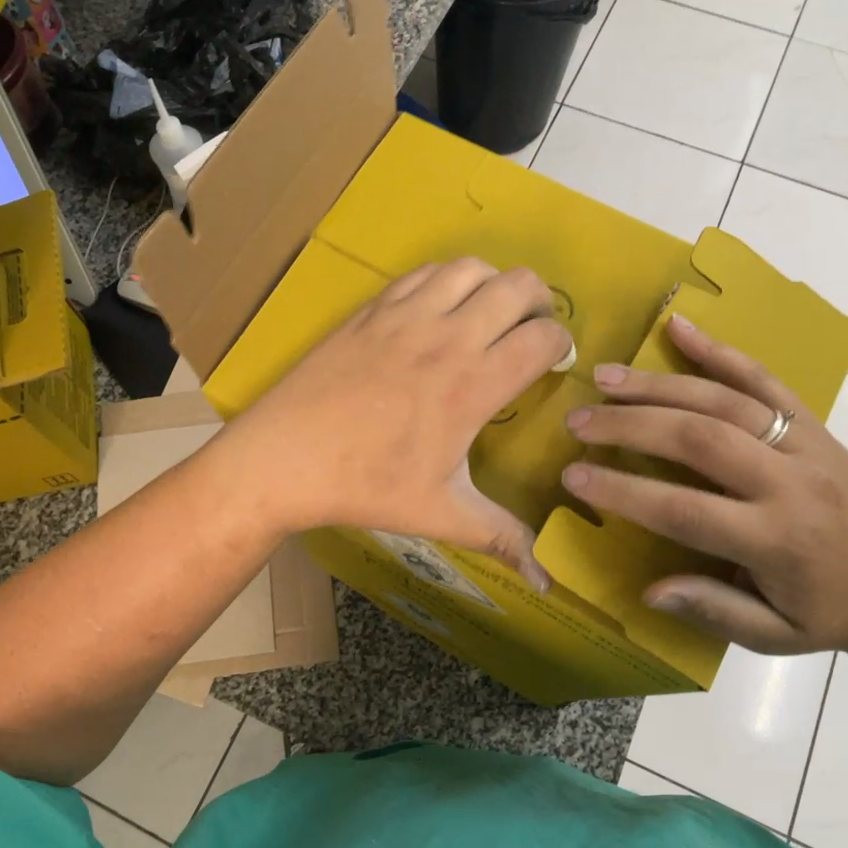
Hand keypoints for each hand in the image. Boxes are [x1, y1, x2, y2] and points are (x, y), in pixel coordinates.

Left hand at [223, 258, 573, 589]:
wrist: (285, 458)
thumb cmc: (367, 487)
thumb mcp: (440, 513)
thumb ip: (501, 537)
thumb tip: (546, 579)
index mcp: (473, 385)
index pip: (543, 339)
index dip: (563, 344)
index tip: (556, 363)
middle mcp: (448, 338)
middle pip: (518, 286)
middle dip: (541, 302)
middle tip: (534, 329)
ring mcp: (406, 317)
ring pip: (471, 268)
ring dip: (494, 282)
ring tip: (493, 310)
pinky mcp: (372, 310)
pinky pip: (423, 273)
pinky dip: (447, 279)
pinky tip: (441, 307)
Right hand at [558, 315, 847, 657]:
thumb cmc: (825, 616)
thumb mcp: (772, 635)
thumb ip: (713, 610)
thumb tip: (650, 590)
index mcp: (777, 541)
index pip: (686, 510)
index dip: (625, 491)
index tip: (574, 476)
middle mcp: (791, 484)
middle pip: (700, 440)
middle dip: (631, 425)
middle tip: (578, 420)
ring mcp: (806, 446)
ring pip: (724, 402)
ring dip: (659, 386)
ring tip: (605, 377)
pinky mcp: (814, 425)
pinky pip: (764, 380)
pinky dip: (719, 352)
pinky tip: (678, 328)